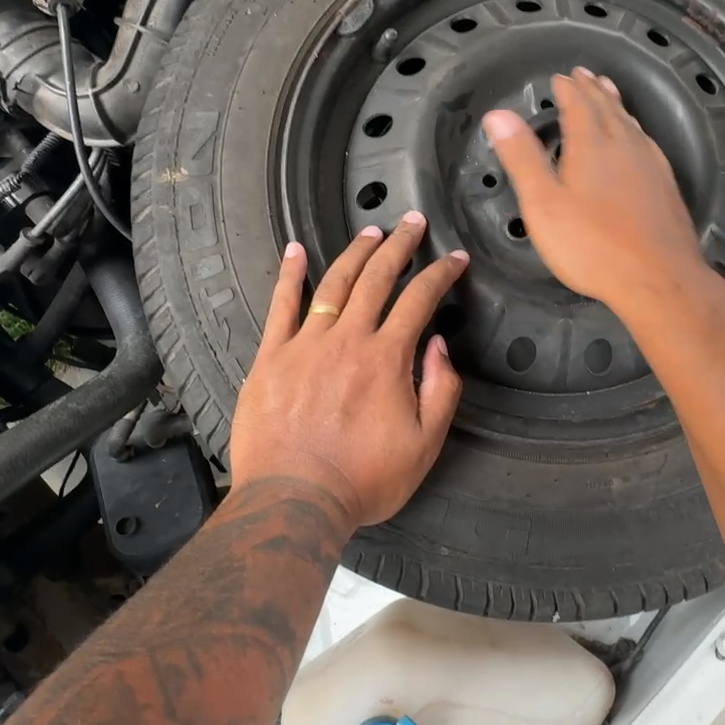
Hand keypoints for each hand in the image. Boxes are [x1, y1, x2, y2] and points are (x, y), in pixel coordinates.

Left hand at [227, 213, 469, 527]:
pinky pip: (280, 307)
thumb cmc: (361, 480)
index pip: (420, 300)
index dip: (441, 274)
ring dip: (356, 253)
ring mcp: (305, 346)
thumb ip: (439, 389)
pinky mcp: (271, 359)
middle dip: (400, 245)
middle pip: (378, 278)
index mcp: (386, 359)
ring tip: (371, 232)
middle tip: (412, 223)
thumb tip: (438, 346)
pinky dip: (288, 276)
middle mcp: (347, 341)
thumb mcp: (424, 445)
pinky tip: (295, 252)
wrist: (293, 502)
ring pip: (334, 284)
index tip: (454, 260)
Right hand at [483, 68, 708, 309]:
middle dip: (593, 89)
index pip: (579, 105)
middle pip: (608, 108)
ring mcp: (651, 165)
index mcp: (592, 145)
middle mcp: (625, 146)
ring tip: (608, 92)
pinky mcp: (665, 186)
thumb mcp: (543, 204)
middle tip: (584, 73)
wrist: (659, 279)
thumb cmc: (593, 245)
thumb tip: (498, 115)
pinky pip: (646, 142)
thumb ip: (522, 158)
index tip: (560, 78)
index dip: (568, 89)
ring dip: (616, 104)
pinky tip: (638, 139)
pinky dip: (635, 129)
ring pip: (630, 123)